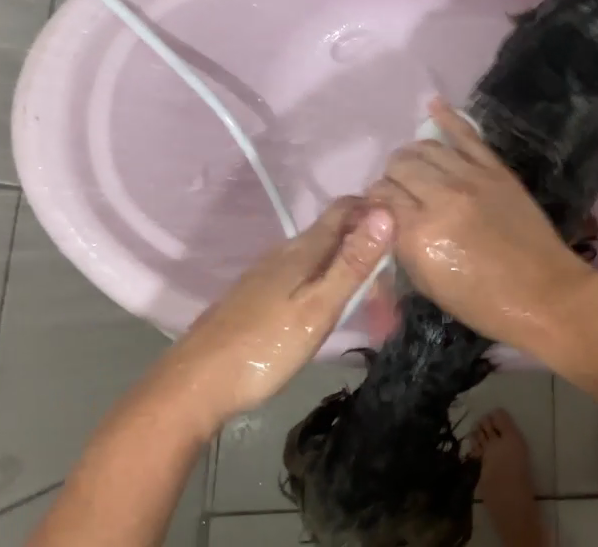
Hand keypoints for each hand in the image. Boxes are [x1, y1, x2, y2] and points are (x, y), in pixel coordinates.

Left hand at [143, 196, 392, 438]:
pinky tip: (325, 306)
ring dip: (344, 264)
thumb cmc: (264, 349)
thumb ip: (352, 263)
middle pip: (331, 232)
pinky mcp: (253, 298)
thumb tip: (386, 212)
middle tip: (392, 278)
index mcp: (302, 250)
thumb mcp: (318, 309)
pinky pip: (299, 274)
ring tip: (368, 295)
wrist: (192, 387)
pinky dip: (322, 280)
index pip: (344, 209)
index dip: (374, 209)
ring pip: (315, 255)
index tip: (404, 226)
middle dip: (364, 243)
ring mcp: (264, 275)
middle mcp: (283, 253)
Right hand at [368, 97, 597, 348]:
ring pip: (427, 148)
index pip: (380, 198)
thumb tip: (387, 219)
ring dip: (412, 154)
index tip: (379, 209)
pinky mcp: (496, 170)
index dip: (375, 202)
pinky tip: (433, 106)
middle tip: (396, 191)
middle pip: (399, 167)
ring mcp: (470, 178)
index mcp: (418, 233)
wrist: (542, 293)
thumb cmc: (482, 302)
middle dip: (391, 178)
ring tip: (412, 164)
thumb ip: (402, 245)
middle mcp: (440, 197)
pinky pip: (467, 135)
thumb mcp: (427, 283)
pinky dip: (447, 119)